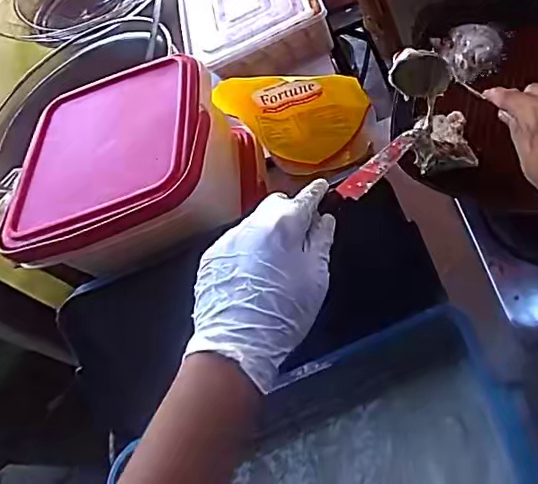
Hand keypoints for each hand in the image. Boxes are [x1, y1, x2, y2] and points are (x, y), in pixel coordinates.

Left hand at [183, 179, 336, 391]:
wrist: (235, 347)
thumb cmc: (282, 313)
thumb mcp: (317, 276)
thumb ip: (323, 240)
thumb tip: (325, 220)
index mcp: (286, 223)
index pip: (307, 195)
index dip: (318, 192)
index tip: (322, 190)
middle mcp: (255, 223)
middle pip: (278, 203)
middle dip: (290, 212)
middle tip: (299, 235)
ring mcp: (230, 239)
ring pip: (256, 221)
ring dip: (268, 231)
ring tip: (274, 260)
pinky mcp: (212, 257)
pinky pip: (237, 240)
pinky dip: (248, 247)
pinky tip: (252, 273)